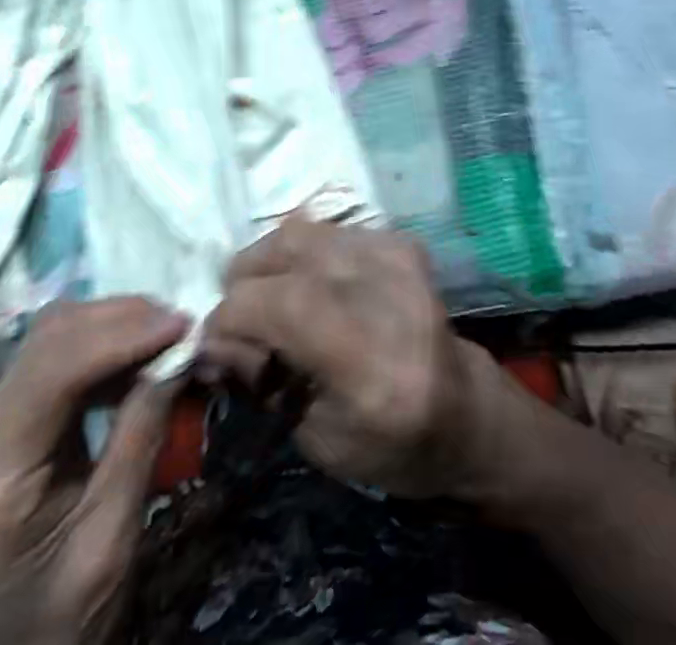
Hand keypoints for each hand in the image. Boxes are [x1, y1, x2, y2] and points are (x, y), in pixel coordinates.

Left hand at [0, 299, 187, 644]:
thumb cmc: (66, 611)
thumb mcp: (113, 537)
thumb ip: (139, 442)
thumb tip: (175, 362)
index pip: (53, 373)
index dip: (118, 337)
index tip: (178, 325)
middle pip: (45, 342)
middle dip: (117, 320)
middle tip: (178, 322)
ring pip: (46, 340)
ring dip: (109, 325)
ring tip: (163, 331)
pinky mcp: (4, 420)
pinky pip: (50, 361)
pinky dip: (97, 347)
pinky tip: (134, 353)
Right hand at [204, 217, 547, 501]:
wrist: (469, 415)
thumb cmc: (392, 446)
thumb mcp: (313, 437)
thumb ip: (254, 378)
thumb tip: (206, 337)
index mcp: (368, 361)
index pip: (265, 305)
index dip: (223, 322)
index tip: (216, 349)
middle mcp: (385, 294)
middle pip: (275, 255)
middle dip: (241, 290)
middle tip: (246, 328)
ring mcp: (397, 258)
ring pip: (292, 232)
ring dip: (266, 266)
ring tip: (272, 302)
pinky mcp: (399, 242)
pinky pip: (320, 229)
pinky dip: (298, 257)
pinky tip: (310, 288)